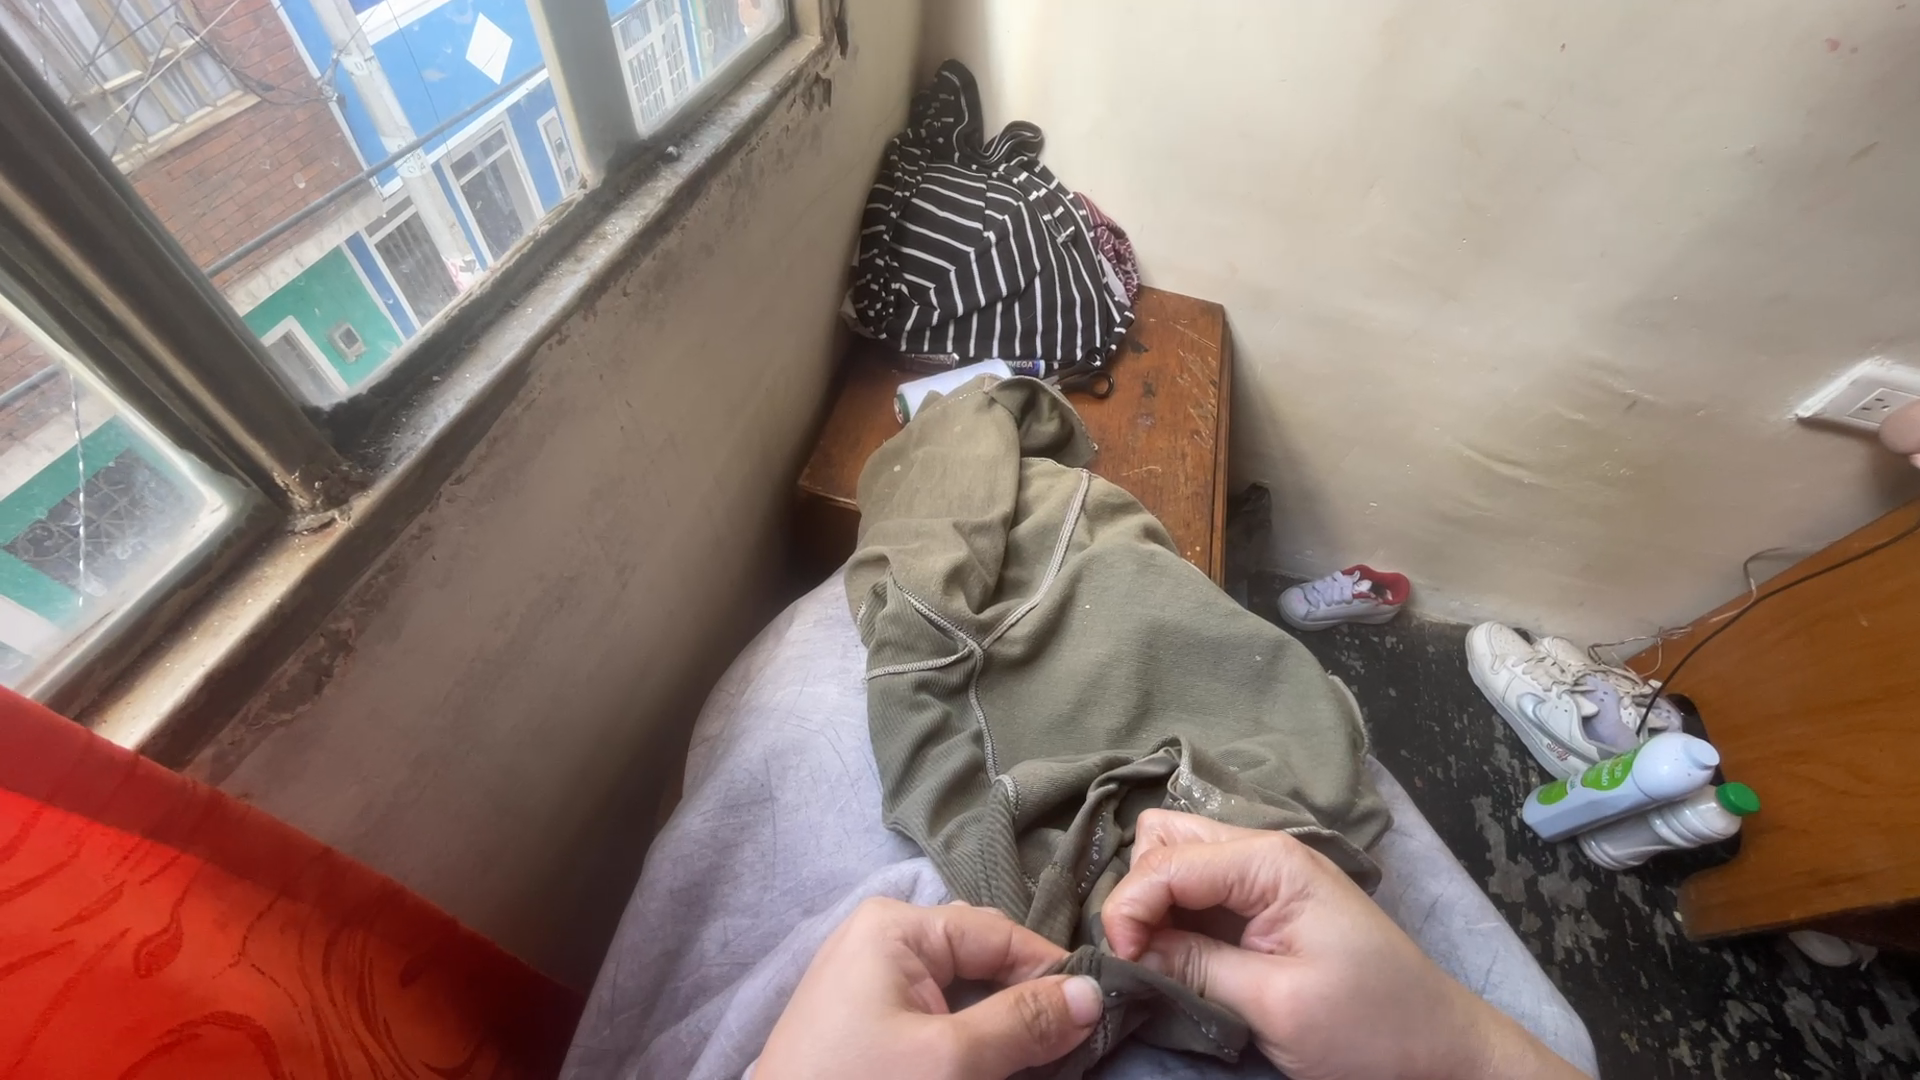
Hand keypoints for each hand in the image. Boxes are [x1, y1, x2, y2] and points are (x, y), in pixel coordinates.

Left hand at [755, 897, 1103, 1079]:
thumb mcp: (949, 1061)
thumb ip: (1022, 1023)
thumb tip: (1092, 991)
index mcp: (896, 925)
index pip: (994, 932)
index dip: (1049, 967)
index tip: (1101, 1002)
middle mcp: (883, 936)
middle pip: (978, 956)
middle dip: (1027, 994)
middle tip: (1079, 1033)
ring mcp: (871, 977)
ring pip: (961, 987)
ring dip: (1002, 1019)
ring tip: (1045, 1049)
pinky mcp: (866, 1018)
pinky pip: (935, 1011)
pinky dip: (970, 1034)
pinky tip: (996, 1056)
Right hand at [1102, 811, 1584, 1079]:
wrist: (1446, 1051)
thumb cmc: (1372, 1029)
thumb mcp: (1278, 1006)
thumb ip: (1195, 968)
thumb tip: (1127, 951)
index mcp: (1268, 860)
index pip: (1168, 862)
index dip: (1131, 907)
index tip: (1122, 961)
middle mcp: (1259, 848)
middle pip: (1164, 836)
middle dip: (1138, 889)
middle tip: (1139, 950)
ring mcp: (1261, 869)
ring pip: (1173, 851)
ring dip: (1152, 895)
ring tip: (1155, 948)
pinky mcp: (1261, 895)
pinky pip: (1195, 881)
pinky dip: (1172, 907)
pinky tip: (1175, 945)